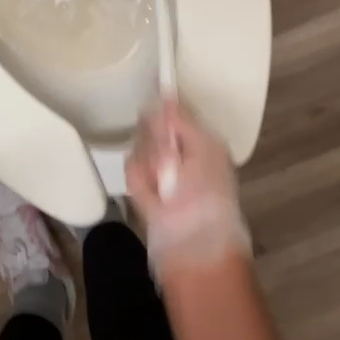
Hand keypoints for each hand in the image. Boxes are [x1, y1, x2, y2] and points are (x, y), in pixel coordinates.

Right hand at [126, 97, 251, 279]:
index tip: (155, 103)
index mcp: (201, 144)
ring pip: (140, 145)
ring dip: (150, 161)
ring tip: (163, 183)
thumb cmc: (209, 196)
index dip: (164, 109)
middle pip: (153, 126)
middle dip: (156, 138)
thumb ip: (183, 120)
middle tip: (168, 159)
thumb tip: (166, 92)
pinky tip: (153, 193)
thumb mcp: (206, 150)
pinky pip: (131, 166)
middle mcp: (179, 153)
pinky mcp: (141, 187)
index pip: (175, 113)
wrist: (194, 247)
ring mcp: (159, 171)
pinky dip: (141, 178)